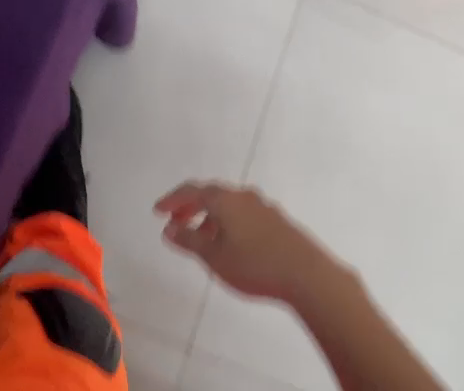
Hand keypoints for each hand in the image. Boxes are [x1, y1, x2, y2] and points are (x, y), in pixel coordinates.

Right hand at [155, 182, 346, 303]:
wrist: (306, 274)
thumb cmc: (254, 264)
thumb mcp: (214, 257)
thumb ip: (189, 240)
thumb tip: (168, 228)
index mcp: (225, 199)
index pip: (192, 190)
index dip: (172, 200)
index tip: (157, 212)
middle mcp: (243, 195)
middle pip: (211, 194)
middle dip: (190, 207)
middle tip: (175, 223)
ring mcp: (263, 206)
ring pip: (229, 205)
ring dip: (210, 216)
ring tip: (200, 238)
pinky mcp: (276, 220)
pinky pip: (243, 213)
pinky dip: (228, 222)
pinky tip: (229, 243)